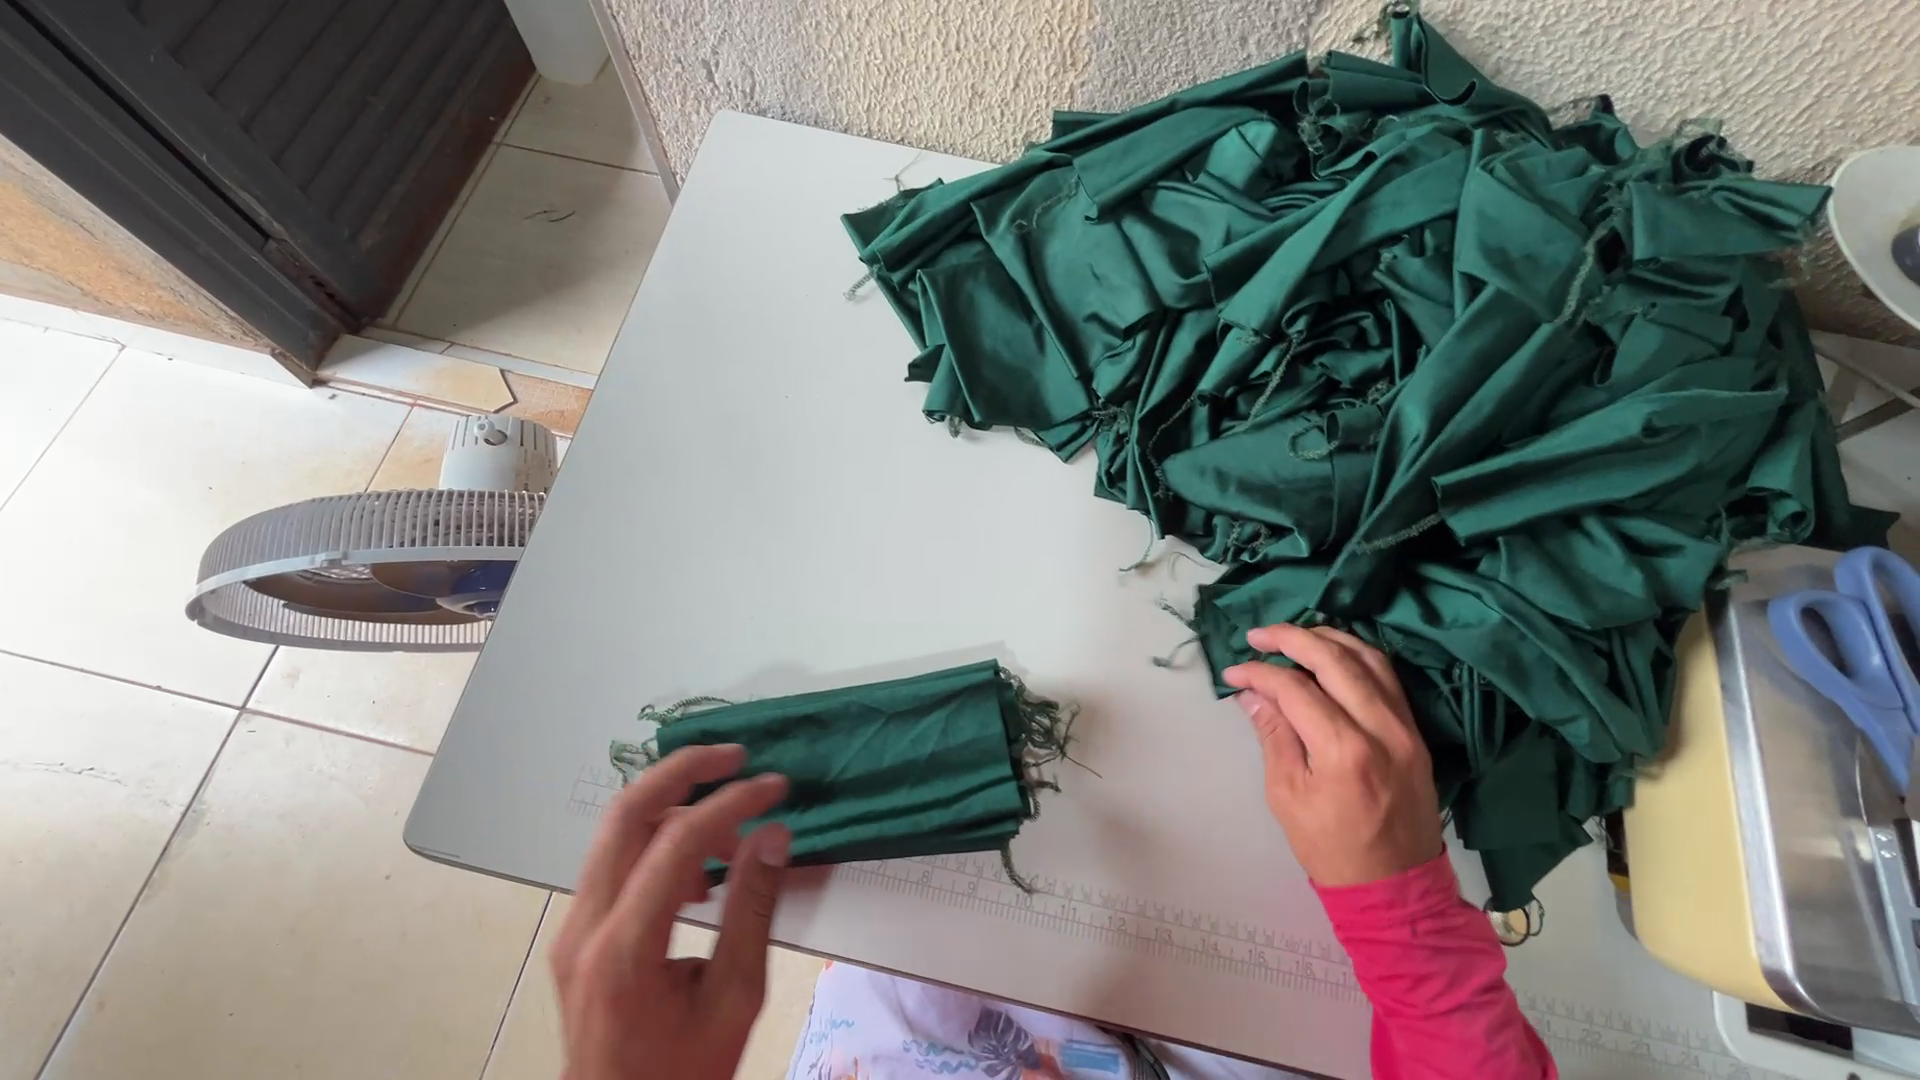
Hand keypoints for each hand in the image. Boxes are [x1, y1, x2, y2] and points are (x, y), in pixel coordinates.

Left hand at [551, 743, 791, 1079]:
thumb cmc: (685, 1072)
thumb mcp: (735, 998)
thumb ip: (753, 909)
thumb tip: (774, 833)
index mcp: (623, 949)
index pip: (675, 842)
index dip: (731, 803)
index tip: (776, 787)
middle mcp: (584, 926)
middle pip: (625, 813)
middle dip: (683, 770)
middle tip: (737, 757)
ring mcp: (572, 928)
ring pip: (617, 831)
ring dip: (673, 806)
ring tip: (731, 826)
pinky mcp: (577, 934)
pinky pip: (616, 861)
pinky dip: (659, 842)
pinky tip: (700, 872)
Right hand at [1224, 624, 1442, 887]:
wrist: (1395, 886)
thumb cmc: (1329, 847)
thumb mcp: (1286, 794)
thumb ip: (1273, 734)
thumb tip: (1253, 693)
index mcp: (1343, 749)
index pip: (1295, 688)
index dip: (1259, 673)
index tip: (1233, 674)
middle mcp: (1381, 728)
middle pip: (1334, 659)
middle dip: (1290, 638)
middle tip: (1257, 636)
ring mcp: (1406, 728)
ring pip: (1368, 658)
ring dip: (1327, 638)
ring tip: (1293, 636)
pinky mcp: (1416, 732)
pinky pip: (1387, 678)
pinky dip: (1356, 656)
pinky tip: (1331, 655)